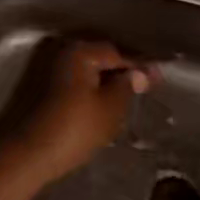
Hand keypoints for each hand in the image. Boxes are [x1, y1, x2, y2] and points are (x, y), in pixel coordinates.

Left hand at [11, 40, 150, 176]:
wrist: (38, 147)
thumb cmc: (78, 125)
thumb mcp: (111, 106)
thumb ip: (127, 85)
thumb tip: (139, 72)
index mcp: (79, 51)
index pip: (116, 51)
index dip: (139, 63)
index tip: (161, 73)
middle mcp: (64, 51)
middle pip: (101, 55)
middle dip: (125, 67)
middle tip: (150, 82)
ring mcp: (54, 66)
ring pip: (90, 66)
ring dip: (110, 75)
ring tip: (135, 90)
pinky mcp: (50, 83)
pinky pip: (81, 75)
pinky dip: (97, 82)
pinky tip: (111, 95)